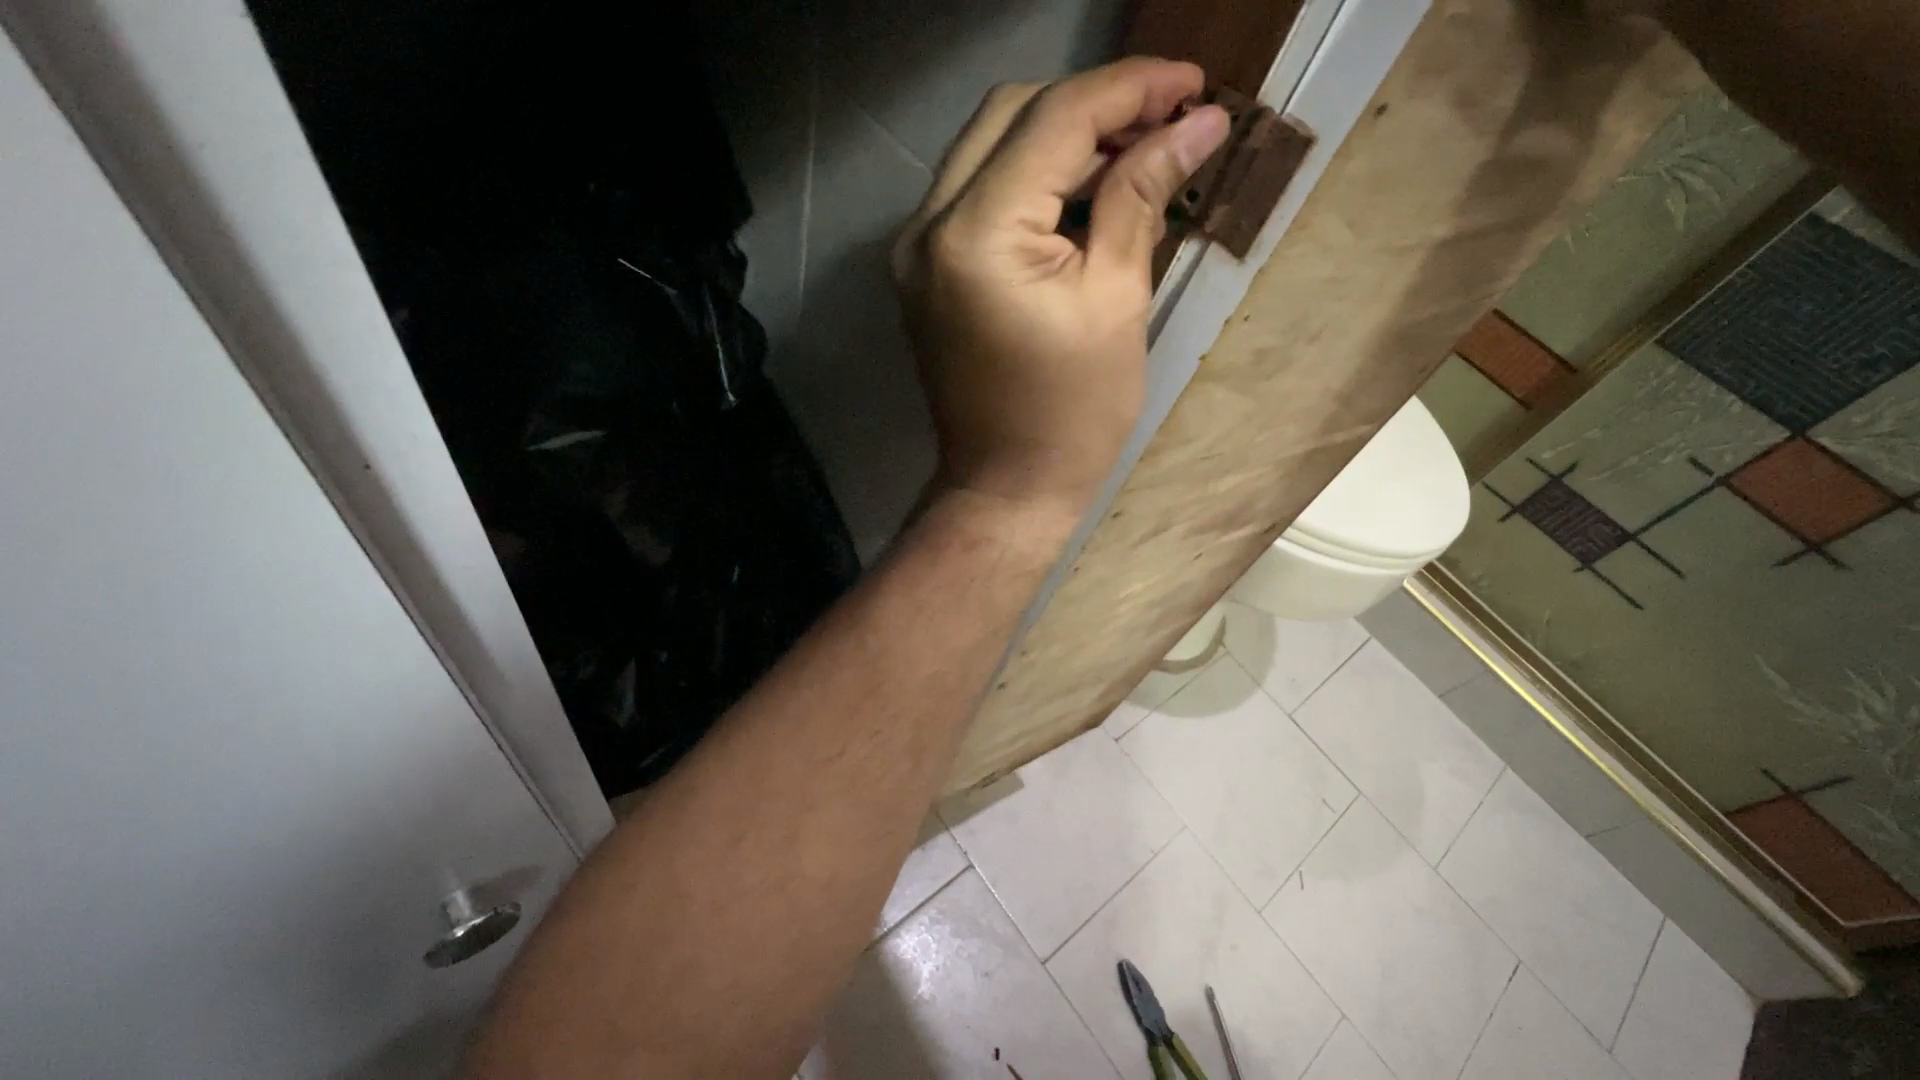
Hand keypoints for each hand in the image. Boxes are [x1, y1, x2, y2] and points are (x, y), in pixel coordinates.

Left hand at [893, 58, 1230, 516]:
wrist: (1006, 487)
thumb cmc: (1072, 415)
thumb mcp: (1116, 301)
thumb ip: (1141, 197)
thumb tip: (1196, 124)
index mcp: (977, 235)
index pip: (1055, 120)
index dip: (1131, 90)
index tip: (1195, 85)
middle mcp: (929, 226)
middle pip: (1012, 113)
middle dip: (1095, 104)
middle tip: (1168, 119)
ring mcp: (917, 246)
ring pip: (990, 145)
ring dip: (1063, 135)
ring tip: (1138, 152)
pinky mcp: (925, 266)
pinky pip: (978, 190)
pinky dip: (1032, 176)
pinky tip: (1087, 190)